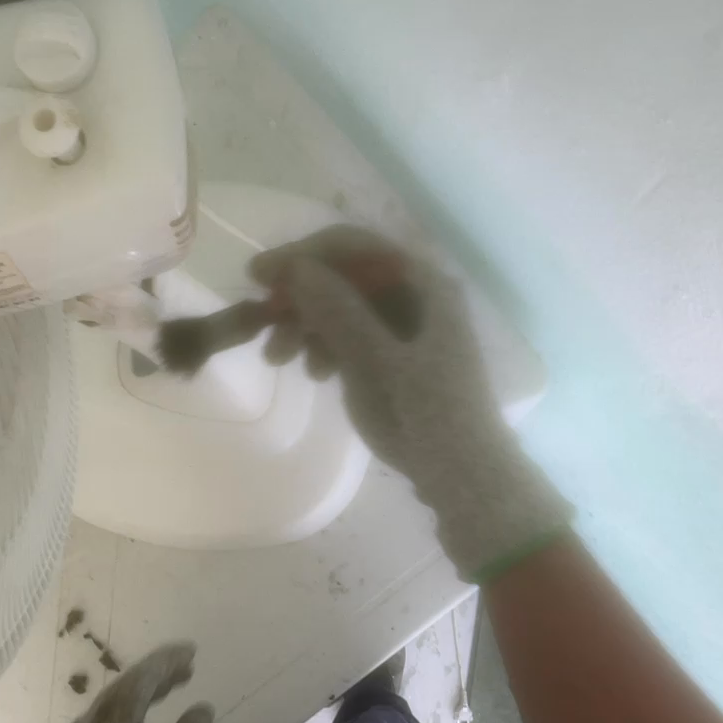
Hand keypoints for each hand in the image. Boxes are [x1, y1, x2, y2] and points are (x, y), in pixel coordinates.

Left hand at [0, 643, 213, 722]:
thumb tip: (201, 710)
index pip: (138, 681)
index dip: (165, 663)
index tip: (191, 652)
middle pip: (124, 690)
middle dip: (156, 675)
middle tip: (187, 667)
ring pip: (112, 707)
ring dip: (142, 695)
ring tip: (170, 689)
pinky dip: (128, 715)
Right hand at [250, 226, 572, 581]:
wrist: (464, 475)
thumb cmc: (427, 416)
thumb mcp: (378, 363)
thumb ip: (339, 313)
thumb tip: (296, 269)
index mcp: (422, 283)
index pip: (352, 247)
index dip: (302, 256)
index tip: (259, 277)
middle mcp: (415, 295)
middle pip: (344, 276)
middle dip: (300, 298)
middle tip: (263, 326)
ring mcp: (404, 327)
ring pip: (342, 308)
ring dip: (306, 326)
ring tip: (279, 359)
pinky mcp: (393, 357)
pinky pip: (350, 337)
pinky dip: (326, 348)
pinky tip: (315, 373)